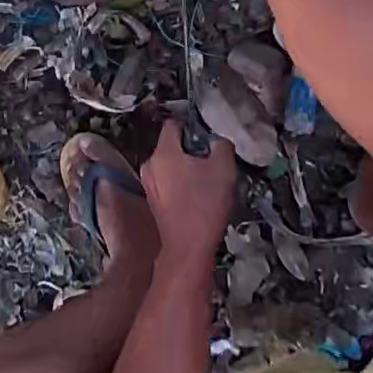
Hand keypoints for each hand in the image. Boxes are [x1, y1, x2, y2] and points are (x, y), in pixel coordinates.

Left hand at [139, 120, 236, 266]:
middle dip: (190, 149)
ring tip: (205, 180)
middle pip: (171, 145)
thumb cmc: (205, 205)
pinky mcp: (152, 201)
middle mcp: (150, 165)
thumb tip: (217, 143)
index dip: (191, 126)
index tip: (207, 138)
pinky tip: (196, 196)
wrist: (188, 248)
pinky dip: (179, 183)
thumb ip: (222, 146)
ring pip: (169, 165)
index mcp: (163, 153)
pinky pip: (166, 182)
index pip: (173, 124)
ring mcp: (148, 184)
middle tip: (210, 161)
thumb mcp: (224, 169)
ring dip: (185, 167)